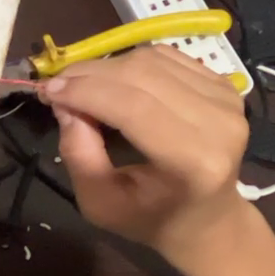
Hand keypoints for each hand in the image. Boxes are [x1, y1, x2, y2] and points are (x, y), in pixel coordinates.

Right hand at [39, 46, 254, 269]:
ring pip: (151, 59)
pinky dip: (129, 62)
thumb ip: (79, 154)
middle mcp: (218, 123)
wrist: (206, 219)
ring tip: (80, 85)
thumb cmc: (149, 218)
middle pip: (142, 75)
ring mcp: (227, 99)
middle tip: (55, 87)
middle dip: (89, 74)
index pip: (133, 107)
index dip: (86, 91)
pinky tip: (112, 82)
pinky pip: (166, 56)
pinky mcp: (225, 85)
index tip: (47, 91)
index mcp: (193, 162)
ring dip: (106, 66)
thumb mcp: (99, 203)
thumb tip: (63, 103)